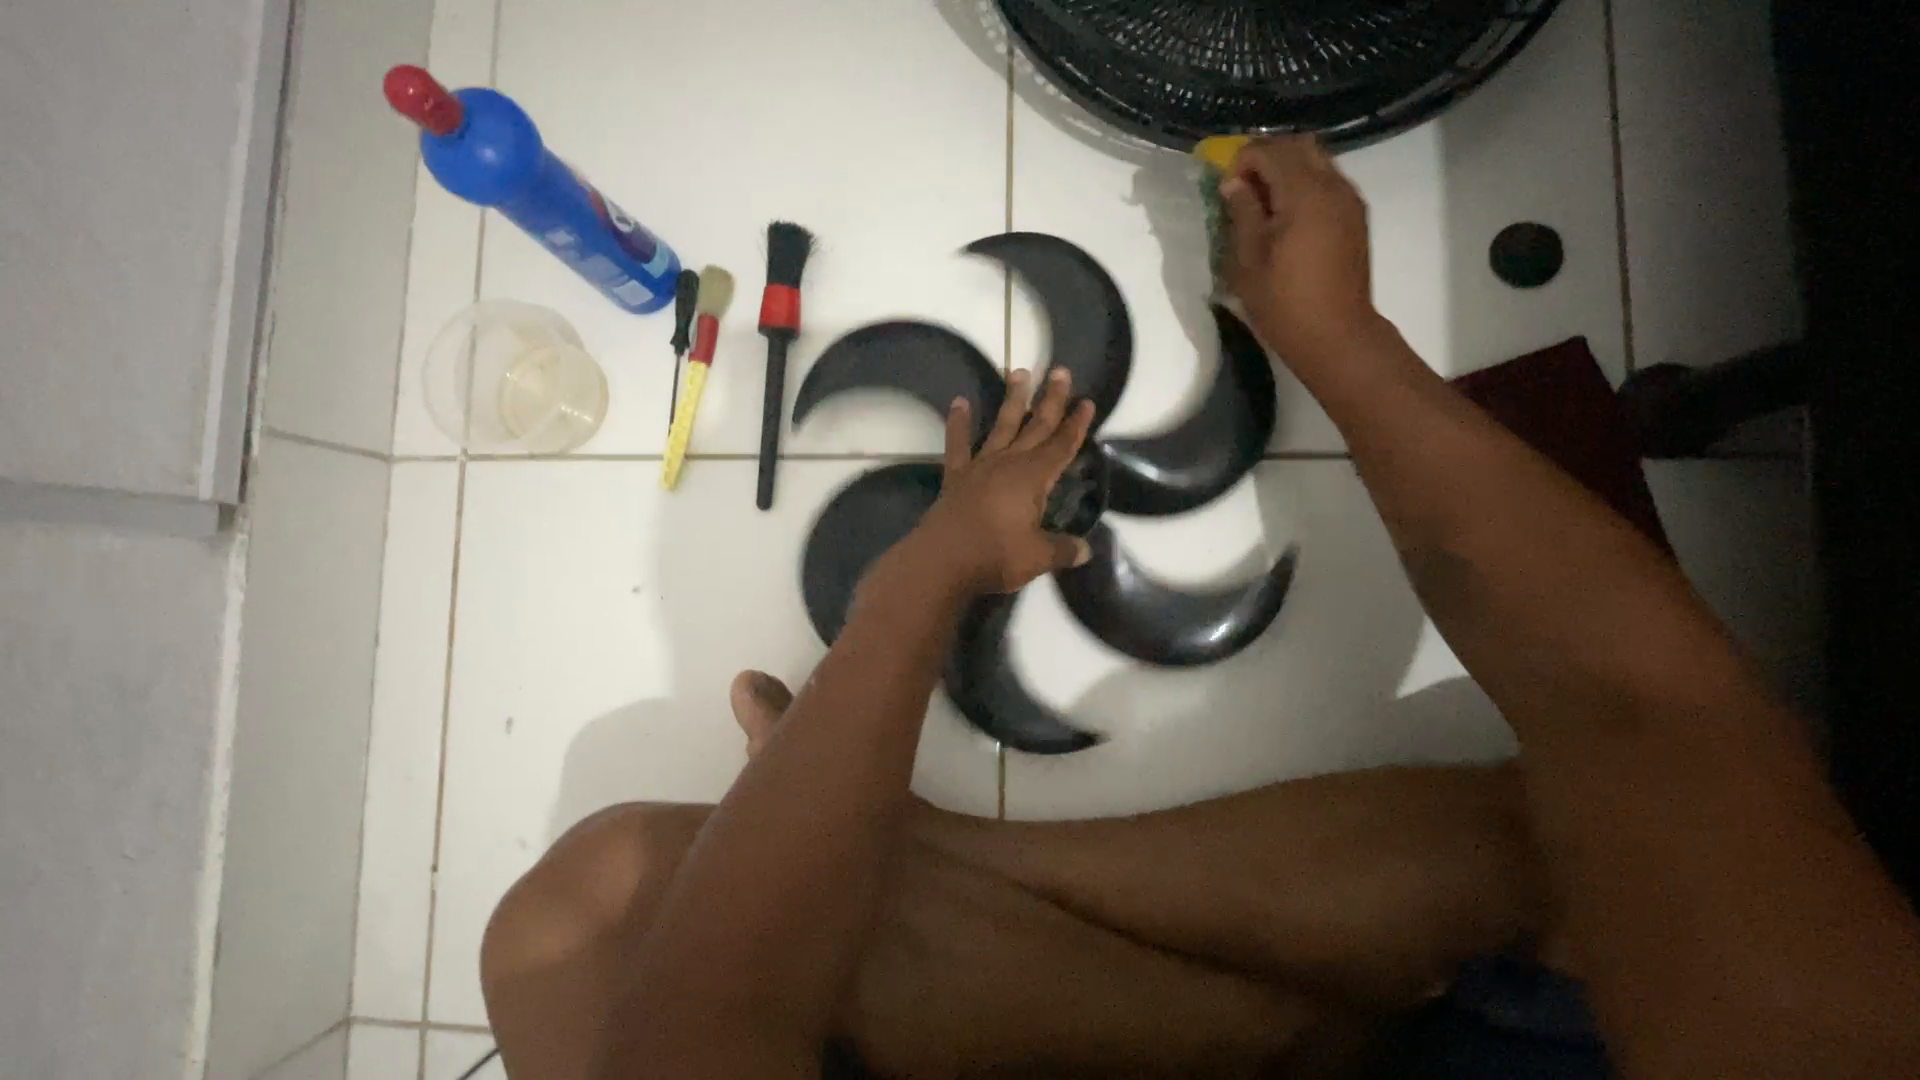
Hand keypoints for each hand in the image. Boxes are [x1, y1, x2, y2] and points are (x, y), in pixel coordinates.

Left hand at [913, 367, 1095, 594]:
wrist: (942, 560)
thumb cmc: (995, 556)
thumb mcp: (1037, 557)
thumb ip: (1062, 550)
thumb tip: (1085, 550)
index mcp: (1034, 478)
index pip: (1062, 446)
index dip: (1076, 426)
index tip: (1087, 402)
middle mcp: (1009, 463)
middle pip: (1036, 427)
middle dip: (1051, 400)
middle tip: (1060, 371)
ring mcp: (980, 467)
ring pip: (1001, 426)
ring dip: (1012, 400)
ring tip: (1018, 371)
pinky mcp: (956, 476)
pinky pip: (958, 444)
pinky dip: (959, 423)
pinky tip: (959, 402)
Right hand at [1220, 136, 1383, 365]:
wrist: (1336, 334)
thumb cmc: (1284, 303)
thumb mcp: (1248, 261)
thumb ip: (1241, 214)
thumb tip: (1234, 185)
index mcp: (1304, 194)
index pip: (1270, 151)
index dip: (1242, 161)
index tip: (1226, 189)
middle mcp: (1332, 185)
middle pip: (1299, 146)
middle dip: (1267, 157)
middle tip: (1244, 188)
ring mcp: (1349, 199)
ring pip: (1317, 160)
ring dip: (1287, 170)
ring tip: (1263, 205)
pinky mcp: (1355, 216)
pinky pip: (1328, 181)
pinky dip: (1305, 185)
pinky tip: (1287, 218)